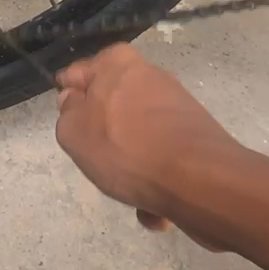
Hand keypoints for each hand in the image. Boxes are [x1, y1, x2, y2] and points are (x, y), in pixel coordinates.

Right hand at [55, 44, 252, 246]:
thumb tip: (76, 103)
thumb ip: (66, 114)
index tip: (71, 128)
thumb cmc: (127, 149)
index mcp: (116, 62)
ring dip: (132, 170)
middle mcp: (148, 76)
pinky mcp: (196, 138)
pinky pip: (163, 160)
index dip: (70, 104)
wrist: (201, 183)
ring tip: (135, 195)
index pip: (76, 76)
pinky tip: (158, 207)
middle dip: (104, 142)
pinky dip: (156, 183)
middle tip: (99, 162)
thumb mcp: (74, 132)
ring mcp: (175, 108)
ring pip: (137, 140)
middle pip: (109, 111)